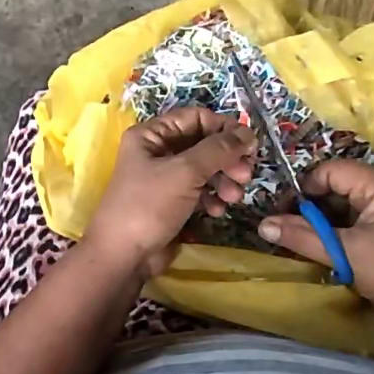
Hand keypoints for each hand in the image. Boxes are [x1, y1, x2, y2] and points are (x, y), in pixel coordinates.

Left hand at [82, 108, 255, 277]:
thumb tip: (247, 134)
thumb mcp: (184, 172)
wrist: (124, 256)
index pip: (195, 118)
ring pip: (204, 169)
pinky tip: (217, 211)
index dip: (223, 127)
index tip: (249, 144)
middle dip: (226, 158)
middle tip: (246, 175)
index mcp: (151, 135)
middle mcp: (156, 153)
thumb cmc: (149, 206)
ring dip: (223, 180)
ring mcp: (163, 179)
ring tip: (233, 197)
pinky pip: (198, 192)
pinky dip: (211, 198)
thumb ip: (218, 150)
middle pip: (203, 144)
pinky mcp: (171, 203)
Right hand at [256, 161, 373, 331]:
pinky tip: (333, 244)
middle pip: (340, 182)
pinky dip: (344, 224)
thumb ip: (301, 237)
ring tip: (310, 240)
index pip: (331, 171)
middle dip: (314, 206)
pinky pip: (363, 210)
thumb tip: (262, 224)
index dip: (303, 190)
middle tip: (292, 230)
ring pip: (350, 198)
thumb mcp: (345, 255)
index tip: (283, 216)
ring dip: (328, 218)